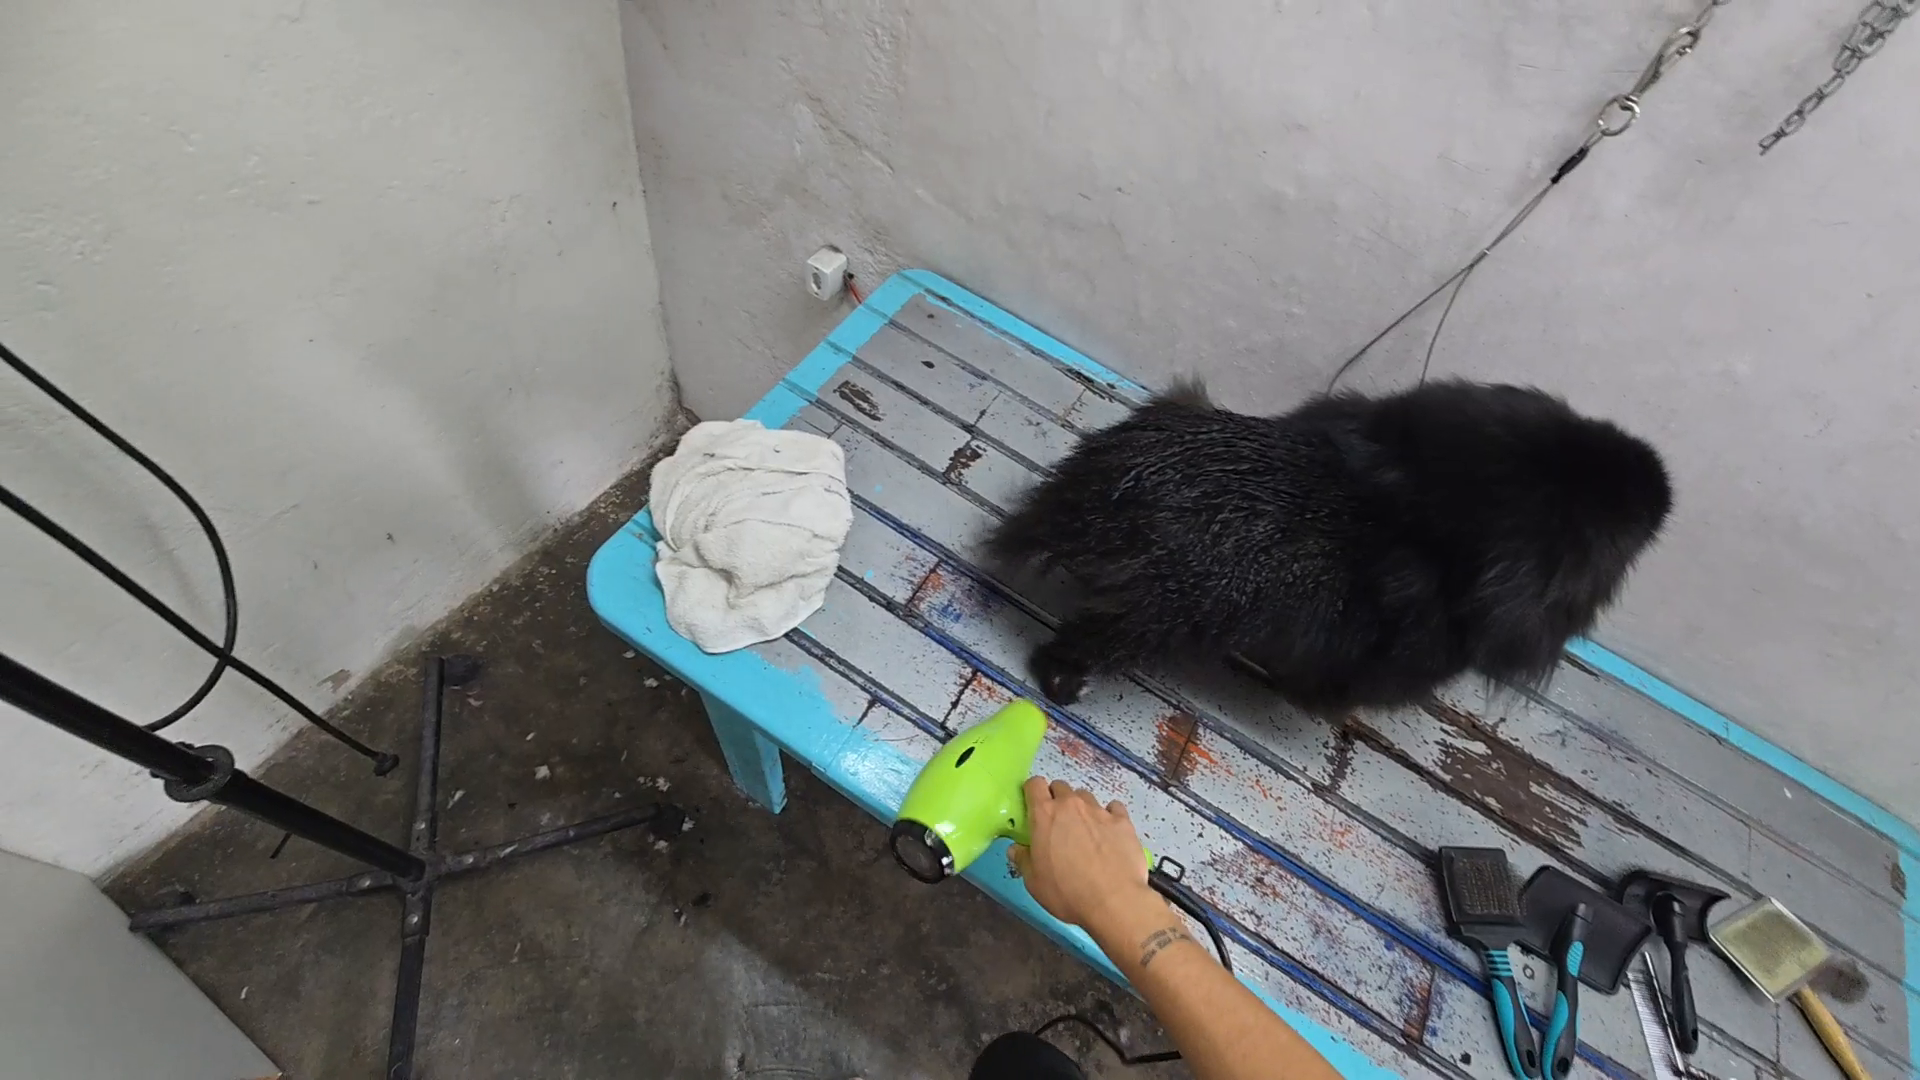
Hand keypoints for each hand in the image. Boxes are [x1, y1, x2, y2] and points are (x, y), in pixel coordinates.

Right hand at [1009, 777, 1163, 935]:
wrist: (1114, 901)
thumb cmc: (1067, 893)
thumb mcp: (1034, 882)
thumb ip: (1023, 860)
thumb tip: (1016, 848)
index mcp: (1045, 814)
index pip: (1034, 784)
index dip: (1033, 792)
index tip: (1034, 806)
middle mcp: (1071, 805)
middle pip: (1060, 787)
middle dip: (1057, 799)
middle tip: (1059, 823)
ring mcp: (1099, 810)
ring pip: (1086, 797)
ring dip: (1082, 808)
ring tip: (1086, 831)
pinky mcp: (1122, 820)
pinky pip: (1114, 808)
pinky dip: (1110, 816)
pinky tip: (1110, 833)